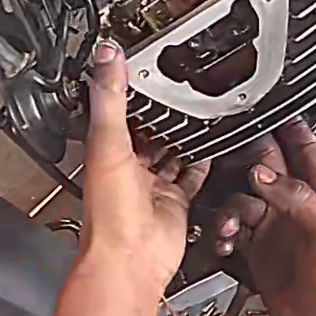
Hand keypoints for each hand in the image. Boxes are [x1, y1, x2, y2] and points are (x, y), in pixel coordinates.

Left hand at [46, 39, 208, 315]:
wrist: (131, 259)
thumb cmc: (111, 213)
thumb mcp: (108, 142)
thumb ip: (111, 98)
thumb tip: (107, 56)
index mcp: (107, 151)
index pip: (117, 111)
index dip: (128, 89)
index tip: (140, 65)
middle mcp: (129, 167)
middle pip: (146, 132)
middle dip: (160, 112)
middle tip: (177, 86)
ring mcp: (153, 185)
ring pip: (169, 152)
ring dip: (180, 135)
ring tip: (196, 111)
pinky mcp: (175, 201)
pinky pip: (190, 176)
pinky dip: (200, 162)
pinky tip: (209, 148)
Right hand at [210, 121, 315, 315]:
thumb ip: (296, 198)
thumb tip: (263, 174)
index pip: (305, 151)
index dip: (291, 127)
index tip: (273, 108)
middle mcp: (292, 208)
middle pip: (265, 169)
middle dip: (246, 163)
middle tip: (230, 163)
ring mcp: (273, 230)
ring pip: (240, 201)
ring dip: (229, 210)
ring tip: (231, 228)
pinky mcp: (256, 252)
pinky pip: (230, 232)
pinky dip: (222, 235)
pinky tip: (226, 245)